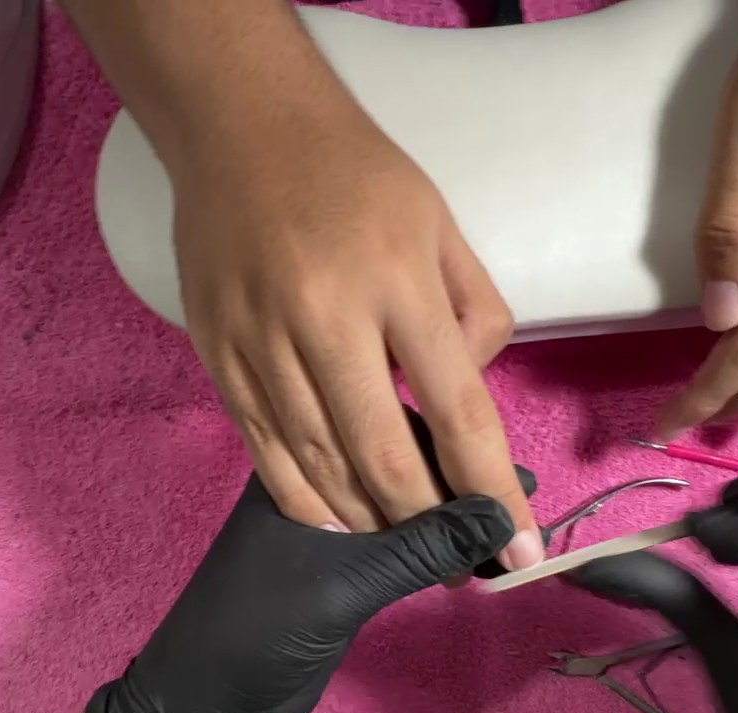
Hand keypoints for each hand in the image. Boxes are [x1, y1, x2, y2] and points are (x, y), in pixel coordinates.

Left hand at [82, 476, 514, 712]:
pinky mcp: (339, 567)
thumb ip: (420, 548)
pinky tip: (469, 558)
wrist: (206, 708)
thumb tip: (501, 516)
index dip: (453, 449)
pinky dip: (434, 550)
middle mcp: (314, 484)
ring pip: (403, 508)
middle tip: (524, 503)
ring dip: (453, 521)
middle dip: (463, 485)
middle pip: (402, 468)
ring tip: (509, 532)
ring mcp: (328, 527)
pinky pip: (397, 545)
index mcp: (300, 467)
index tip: (512, 471)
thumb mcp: (342, 586)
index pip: (387, 434)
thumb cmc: (258, 634)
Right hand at [171, 105, 543, 570]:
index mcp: (397, 283)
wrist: (238, 129)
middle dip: (428, 525)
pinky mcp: (221, 360)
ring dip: (371, 521)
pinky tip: (337, 524)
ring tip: (403, 545)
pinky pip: (266, 454)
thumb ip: (474, 312)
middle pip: (385, 458)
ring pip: (322, 466)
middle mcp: (325, 321)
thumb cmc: (352, 174)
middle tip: (455, 559)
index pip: (459, 412)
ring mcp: (263, 346)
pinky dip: (306, 502)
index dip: (491, 493)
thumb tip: (471, 389)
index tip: (516, 551)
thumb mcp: (439, 225)